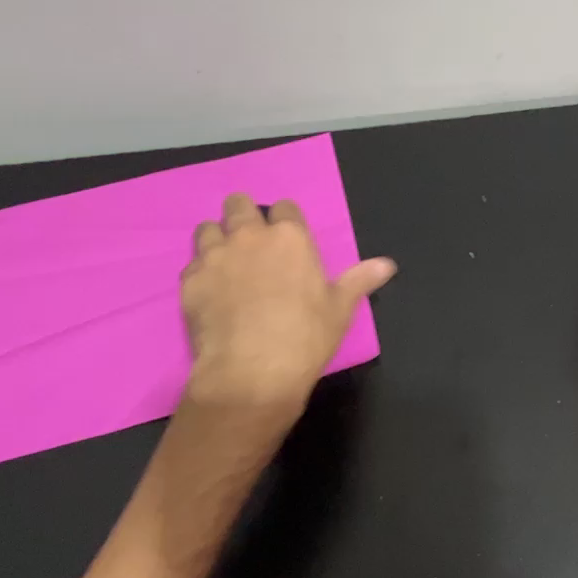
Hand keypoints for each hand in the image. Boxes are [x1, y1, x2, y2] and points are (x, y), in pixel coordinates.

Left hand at [181, 193, 395, 410]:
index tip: (287, 242)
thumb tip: (388, 265)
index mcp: (290, 238)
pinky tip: (211, 294)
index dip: (285, 222)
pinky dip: (201, 273)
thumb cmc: (305, 338)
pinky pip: (192, 264)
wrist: (252, 372)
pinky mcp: (190, 280)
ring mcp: (215, 256)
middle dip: (244, 216)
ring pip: (208, 228)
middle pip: (239, 204)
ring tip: (227, 265)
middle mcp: (250, 236)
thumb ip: (359, 280)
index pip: (285, 207)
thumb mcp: (340, 310)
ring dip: (218, 240)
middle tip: (252, 244)